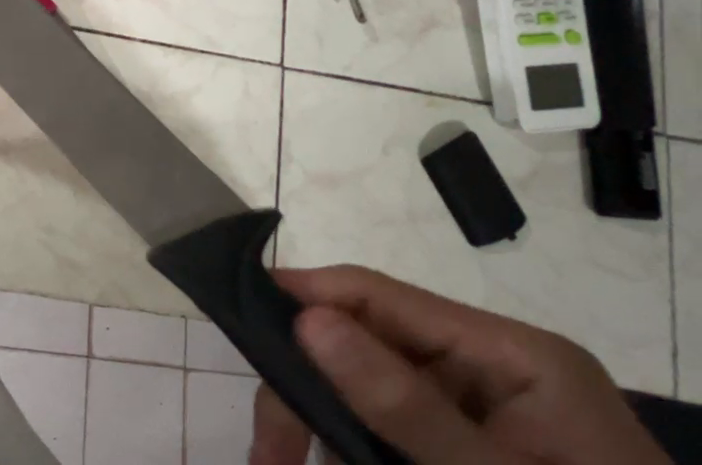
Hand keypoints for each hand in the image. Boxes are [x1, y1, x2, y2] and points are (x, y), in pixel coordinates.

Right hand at [250, 266, 667, 464]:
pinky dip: (347, 447)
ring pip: (360, 389)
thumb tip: (305, 319)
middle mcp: (487, 366)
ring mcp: (476, 406)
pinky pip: (384, 426)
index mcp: (509, 353)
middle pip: (359, 345)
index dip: (301, 294)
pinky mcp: (465, 442)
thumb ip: (404, 404)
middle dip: (303, 391)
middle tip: (268, 451)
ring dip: (315, 426)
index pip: (377, 294)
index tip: (234, 312)